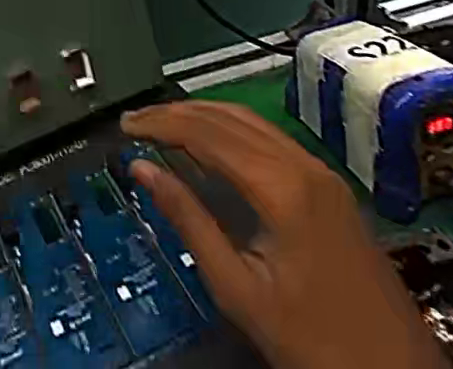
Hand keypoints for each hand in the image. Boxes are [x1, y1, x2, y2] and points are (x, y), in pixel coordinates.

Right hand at [122, 102, 447, 368]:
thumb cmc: (313, 340)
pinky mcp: (326, 183)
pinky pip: (267, 137)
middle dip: (176, 113)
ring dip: (202, 115)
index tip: (126, 125)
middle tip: (136, 122)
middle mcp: (302, 164)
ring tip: (161, 125)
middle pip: (227, 117)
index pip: (207, 133)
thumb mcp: (238, 288)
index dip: (161, 124)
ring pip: (249, 121)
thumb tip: (142, 170)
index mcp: (281, 186)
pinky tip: (208, 142)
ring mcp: (319, 170)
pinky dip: (228, 129)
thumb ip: (188, 220)